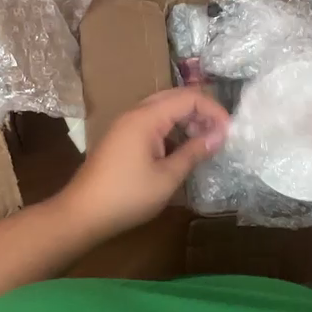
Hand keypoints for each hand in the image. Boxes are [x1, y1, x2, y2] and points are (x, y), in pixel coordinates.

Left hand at [58, 88, 228, 234]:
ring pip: (163, 108)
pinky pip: (152, 121)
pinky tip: (181, 149)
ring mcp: (126, 124)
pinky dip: (171, 129)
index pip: (189, 98)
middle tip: (219, 133)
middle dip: (201, 111)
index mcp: (147, 117)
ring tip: (203, 142)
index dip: (213, 110)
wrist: (81, 214)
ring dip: (186, 120)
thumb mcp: (167, 177)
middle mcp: (135, 113)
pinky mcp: (122, 137)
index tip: (229, 131)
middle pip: (175, 97)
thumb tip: (220, 135)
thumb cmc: (127, 196)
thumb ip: (194, 152)